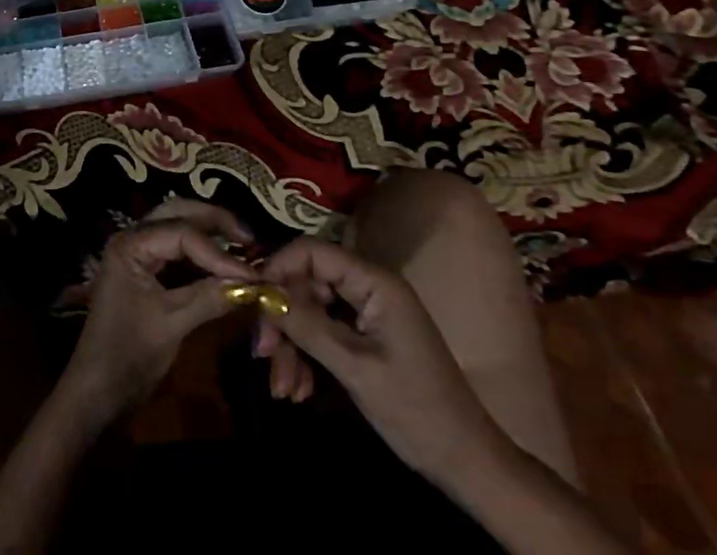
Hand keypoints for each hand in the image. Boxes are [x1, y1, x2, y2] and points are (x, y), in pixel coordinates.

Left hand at [64, 200, 257, 417]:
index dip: (220, 252)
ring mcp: (138, 253)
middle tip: (250, 239)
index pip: (182, 233)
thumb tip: (256, 283)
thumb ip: (211, 297)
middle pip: (177, 214)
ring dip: (210, 233)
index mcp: (129, 245)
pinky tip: (226, 264)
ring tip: (244, 247)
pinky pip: (177, 250)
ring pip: (178, 228)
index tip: (254, 275)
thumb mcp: (172, 323)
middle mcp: (132, 239)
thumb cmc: (129, 352)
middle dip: (215, 221)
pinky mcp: (146, 271)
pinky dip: (202, 253)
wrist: (100, 387)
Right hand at [257, 238, 508, 480]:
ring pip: (307, 312)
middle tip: (263, 355)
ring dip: (290, 347)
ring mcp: (365, 313)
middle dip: (281, 320)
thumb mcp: (354, 367)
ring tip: (282, 388)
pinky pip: (319, 333)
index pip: (312, 252)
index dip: (277, 270)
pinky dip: (304, 358)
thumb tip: (260, 293)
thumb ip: (306, 324)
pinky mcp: (362, 337)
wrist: (464, 463)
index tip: (252, 302)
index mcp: (375, 284)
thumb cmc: (416, 410)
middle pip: (304, 284)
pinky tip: (297, 390)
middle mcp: (369, 289)